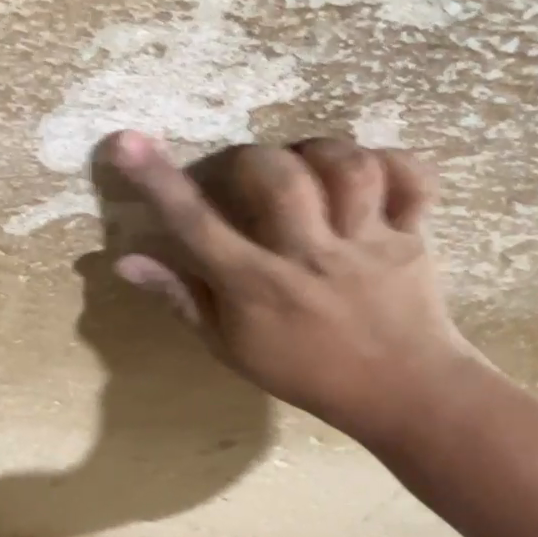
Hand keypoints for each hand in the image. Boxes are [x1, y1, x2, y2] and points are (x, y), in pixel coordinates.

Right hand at [103, 131, 479, 440]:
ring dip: (319, 151)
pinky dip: (391, 160)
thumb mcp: (231, 346)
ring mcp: (367, 244)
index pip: (196, 224)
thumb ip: (181, 297)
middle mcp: (310, 259)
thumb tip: (125, 260)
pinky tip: (367, 171)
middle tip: (246, 170)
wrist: (405, 395)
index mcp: (257, 287)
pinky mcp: (412, 236)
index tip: (126, 141)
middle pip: (278, 180)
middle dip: (250, 158)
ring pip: (348, 168)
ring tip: (306, 162)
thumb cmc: (305, 371)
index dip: (156, 179)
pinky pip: (411, 178)